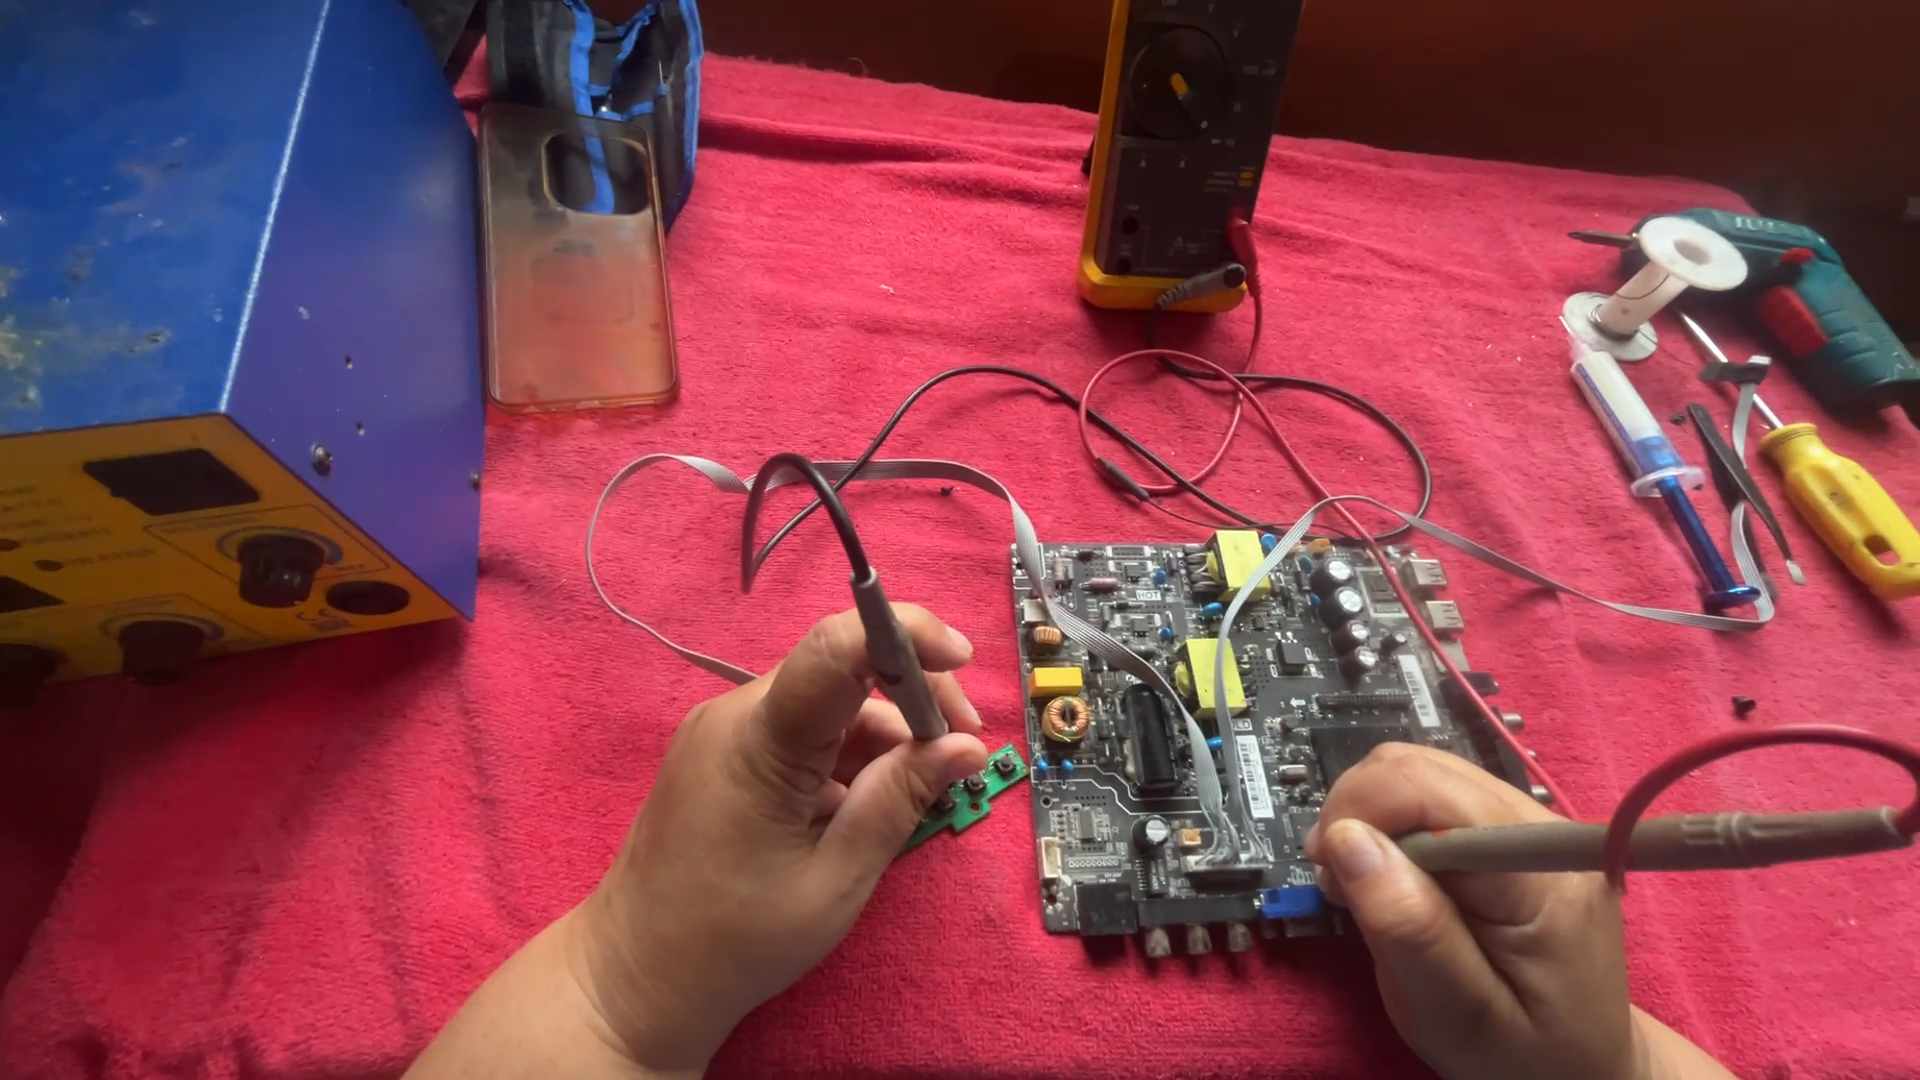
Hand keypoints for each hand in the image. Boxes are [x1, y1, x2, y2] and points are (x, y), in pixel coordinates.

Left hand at [573, 604, 988, 1073]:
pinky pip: (804, 726)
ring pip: (829, 699)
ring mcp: (727, 728)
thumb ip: (901, 799)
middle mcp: (738, 714)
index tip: (962, 660)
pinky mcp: (728, 748)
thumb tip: (966, 746)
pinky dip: (850, 749)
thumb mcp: (836, 878)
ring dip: (886, 728)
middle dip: (913, 693)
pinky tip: (875, 791)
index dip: (905, 633)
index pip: (836, 648)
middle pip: (843, 668)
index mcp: (760, 740)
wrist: (629, 982)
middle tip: (961, 742)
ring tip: (925, 780)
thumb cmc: (735, 941)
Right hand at [1305, 743, 1639, 1079]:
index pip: (1426, 788)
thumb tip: (1347, 839)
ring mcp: (1523, 820)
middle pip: (1414, 768)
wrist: (1585, 1070)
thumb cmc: (1523, 1057)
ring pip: (1411, 771)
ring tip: (1360, 879)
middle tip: (1337, 879)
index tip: (1328, 871)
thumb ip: (1408, 929)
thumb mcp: (1457, 1015)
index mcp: (1540, 873)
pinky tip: (1385, 868)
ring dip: (1365, 815)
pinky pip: (1421, 791)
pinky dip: (1384, 819)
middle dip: (1354, 811)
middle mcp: (1539, 827)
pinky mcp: (1502, 824)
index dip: (1358, 810)